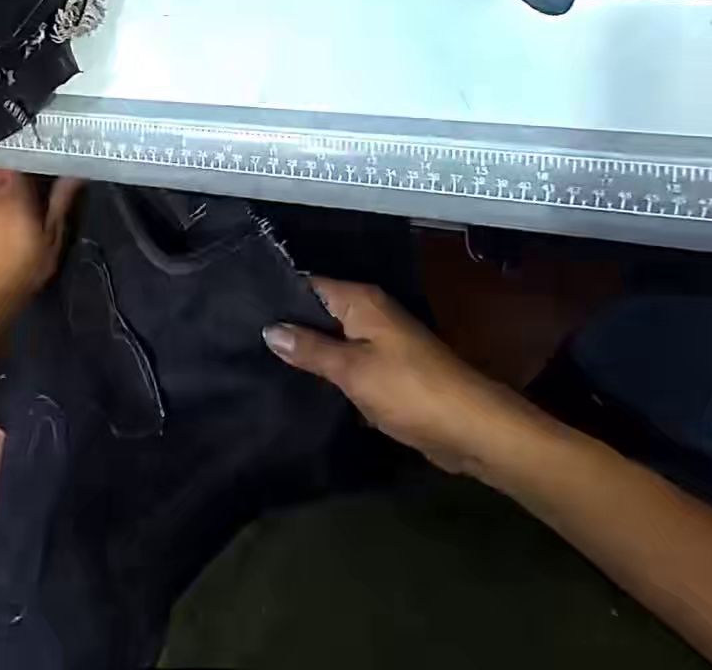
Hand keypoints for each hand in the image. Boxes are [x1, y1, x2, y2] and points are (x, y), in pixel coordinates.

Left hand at [0, 175, 83, 314]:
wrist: (0, 292)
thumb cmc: (32, 264)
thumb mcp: (54, 233)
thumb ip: (62, 200)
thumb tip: (75, 175)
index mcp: (15, 197)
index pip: (25, 169)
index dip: (40, 170)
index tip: (53, 179)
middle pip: (14, 180)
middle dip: (29, 188)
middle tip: (45, 205)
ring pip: (3, 192)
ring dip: (16, 198)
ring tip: (30, 217)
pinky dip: (4, 209)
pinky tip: (14, 226)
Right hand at [263, 278, 536, 475]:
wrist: (470, 427)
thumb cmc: (409, 390)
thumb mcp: (352, 369)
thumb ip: (310, 348)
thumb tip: (269, 329)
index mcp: (361, 300)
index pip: (310, 284)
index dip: (278, 294)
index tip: (241, 307)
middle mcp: (369, 312)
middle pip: (319, 310)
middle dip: (287, 324)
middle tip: (242, 338)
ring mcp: (379, 341)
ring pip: (332, 338)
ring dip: (306, 350)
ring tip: (258, 359)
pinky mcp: (385, 368)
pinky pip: (346, 361)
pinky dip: (326, 369)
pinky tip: (297, 382)